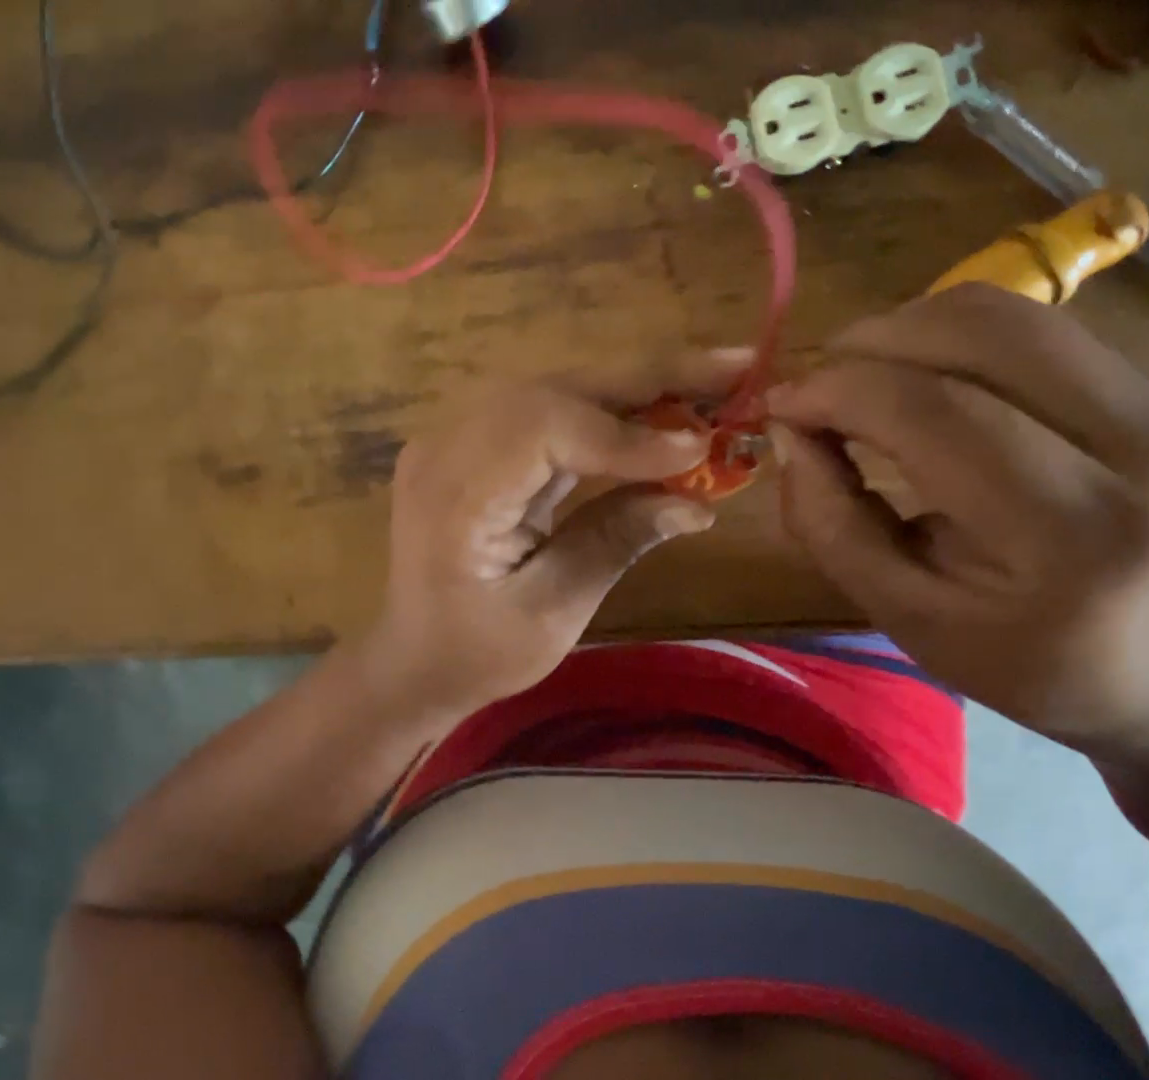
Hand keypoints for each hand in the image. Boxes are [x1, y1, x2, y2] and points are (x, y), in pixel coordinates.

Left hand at [359, 354, 750, 716]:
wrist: (414, 659)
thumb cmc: (476, 655)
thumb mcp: (552, 612)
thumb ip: (616, 543)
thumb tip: (699, 500)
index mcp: (452, 496)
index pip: (542, 428)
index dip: (625, 433)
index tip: (699, 449)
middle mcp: (443, 449)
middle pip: (550, 391)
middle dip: (645, 380)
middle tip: (735, 368)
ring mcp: (451, 442)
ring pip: (551, 391)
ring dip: (630, 388)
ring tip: (710, 384)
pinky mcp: (470, 447)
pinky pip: (542, 412)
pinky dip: (602, 413)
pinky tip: (656, 413)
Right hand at [766, 285, 1148, 740]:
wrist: (1142, 666)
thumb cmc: (1003, 654)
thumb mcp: (895, 611)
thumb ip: (829, 521)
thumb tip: (788, 426)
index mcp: (1072, 535)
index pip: (937, 414)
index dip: (839, 391)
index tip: (777, 404)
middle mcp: (1146, 453)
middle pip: (984, 335)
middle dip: (871, 342)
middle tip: (814, 384)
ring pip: (1011, 315)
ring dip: (909, 330)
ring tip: (858, 378)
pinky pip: (1036, 332)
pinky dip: (952, 341)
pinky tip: (918, 382)